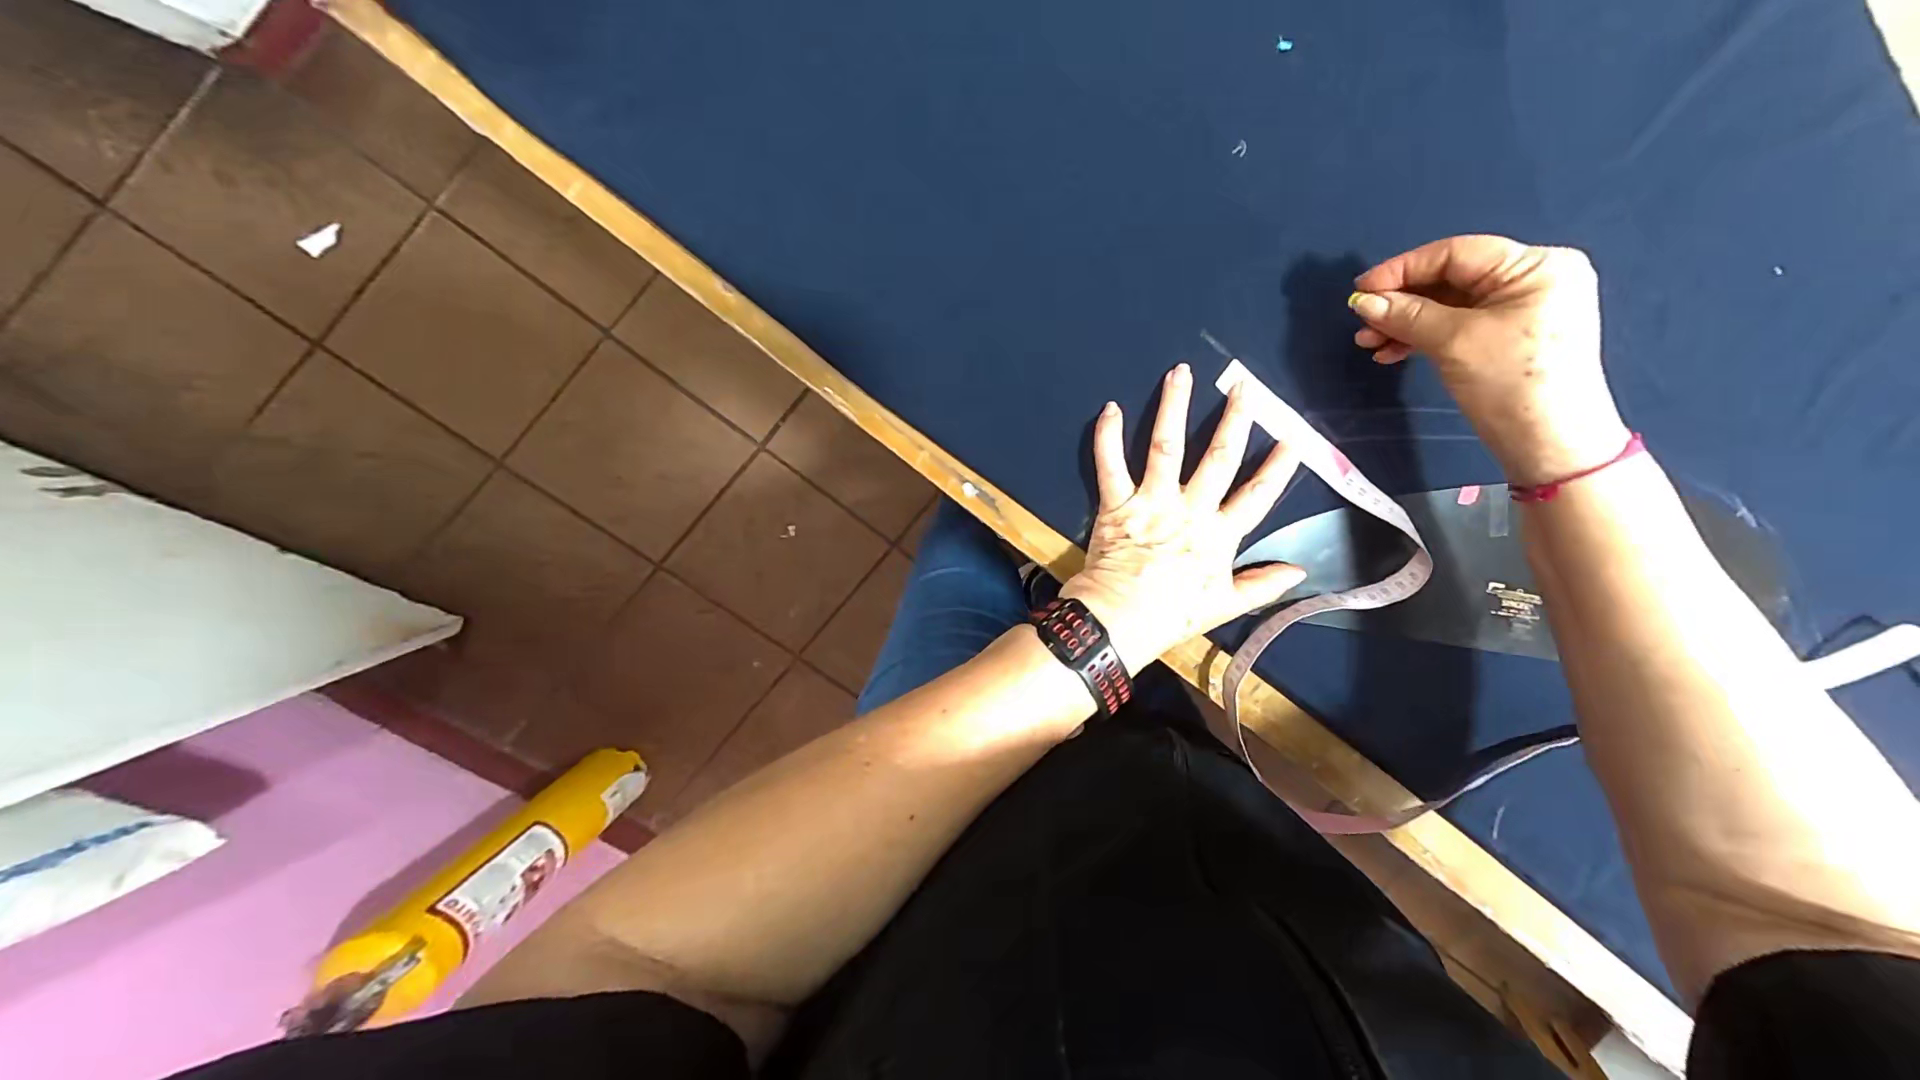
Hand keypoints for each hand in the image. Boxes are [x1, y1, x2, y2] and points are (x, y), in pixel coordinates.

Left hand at [1059, 363, 1305, 673]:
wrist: (1119, 620)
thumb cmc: (1170, 615)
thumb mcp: (1224, 606)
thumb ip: (1262, 585)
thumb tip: (1300, 572)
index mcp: (1219, 536)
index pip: (1256, 495)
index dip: (1277, 468)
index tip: (1292, 439)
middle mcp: (1190, 510)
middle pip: (1218, 457)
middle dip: (1234, 420)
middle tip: (1244, 388)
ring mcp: (1152, 503)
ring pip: (1166, 447)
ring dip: (1173, 408)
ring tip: (1180, 373)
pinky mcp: (1116, 504)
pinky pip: (1110, 465)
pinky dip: (1108, 436)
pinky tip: (1110, 408)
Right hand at [1348, 235, 1631, 485]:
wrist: (1548, 442)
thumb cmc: (1511, 382)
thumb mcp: (1454, 342)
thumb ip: (1407, 316)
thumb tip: (1363, 302)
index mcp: (1536, 267)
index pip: (1456, 253)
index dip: (1402, 269)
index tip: (1360, 291)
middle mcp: (1533, 280)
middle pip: (1450, 279)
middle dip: (1401, 302)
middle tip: (1362, 323)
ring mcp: (1522, 309)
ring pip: (1448, 305)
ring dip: (1404, 322)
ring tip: (1370, 344)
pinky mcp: (1507, 337)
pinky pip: (1456, 326)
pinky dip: (1422, 336)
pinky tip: (1392, 352)